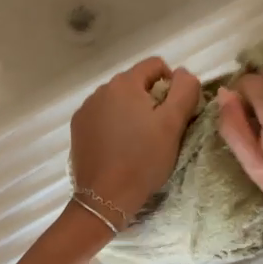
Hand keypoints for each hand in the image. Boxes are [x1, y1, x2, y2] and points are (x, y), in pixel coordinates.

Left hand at [69, 57, 200, 225]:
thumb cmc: (143, 159)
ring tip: (138, 140)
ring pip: (119, 99)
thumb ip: (184, 90)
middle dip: (150, 99)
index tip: (174, 111)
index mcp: (125, 83)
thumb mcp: (173, 124)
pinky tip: (118, 147)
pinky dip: (113, 124)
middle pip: (136, 82)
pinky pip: (103, 115)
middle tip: (159, 129)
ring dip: (131, 111)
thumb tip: (182, 72)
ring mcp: (86, 109)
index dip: (171, 83)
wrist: (105, 198)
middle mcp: (102, 89)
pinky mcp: (78, 127)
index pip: (155, 65)